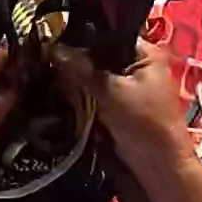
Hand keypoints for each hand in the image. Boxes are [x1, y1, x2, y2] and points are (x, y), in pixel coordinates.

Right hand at [55, 40, 192, 176]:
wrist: (157, 166)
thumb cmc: (143, 123)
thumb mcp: (111, 92)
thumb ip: (82, 70)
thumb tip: (53, 49)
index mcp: (145, 53)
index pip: (108, 34)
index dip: (81, 36)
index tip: (52, 38)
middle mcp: (135, 65)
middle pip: (98, 54)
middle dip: (74, 58)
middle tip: (45, 56)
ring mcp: (125, 85)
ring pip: (92, 74)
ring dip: (74, 77)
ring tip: (46, 71)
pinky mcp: (115, 104)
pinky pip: (92, 92)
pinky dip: (78, 92)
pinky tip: (57, 89)